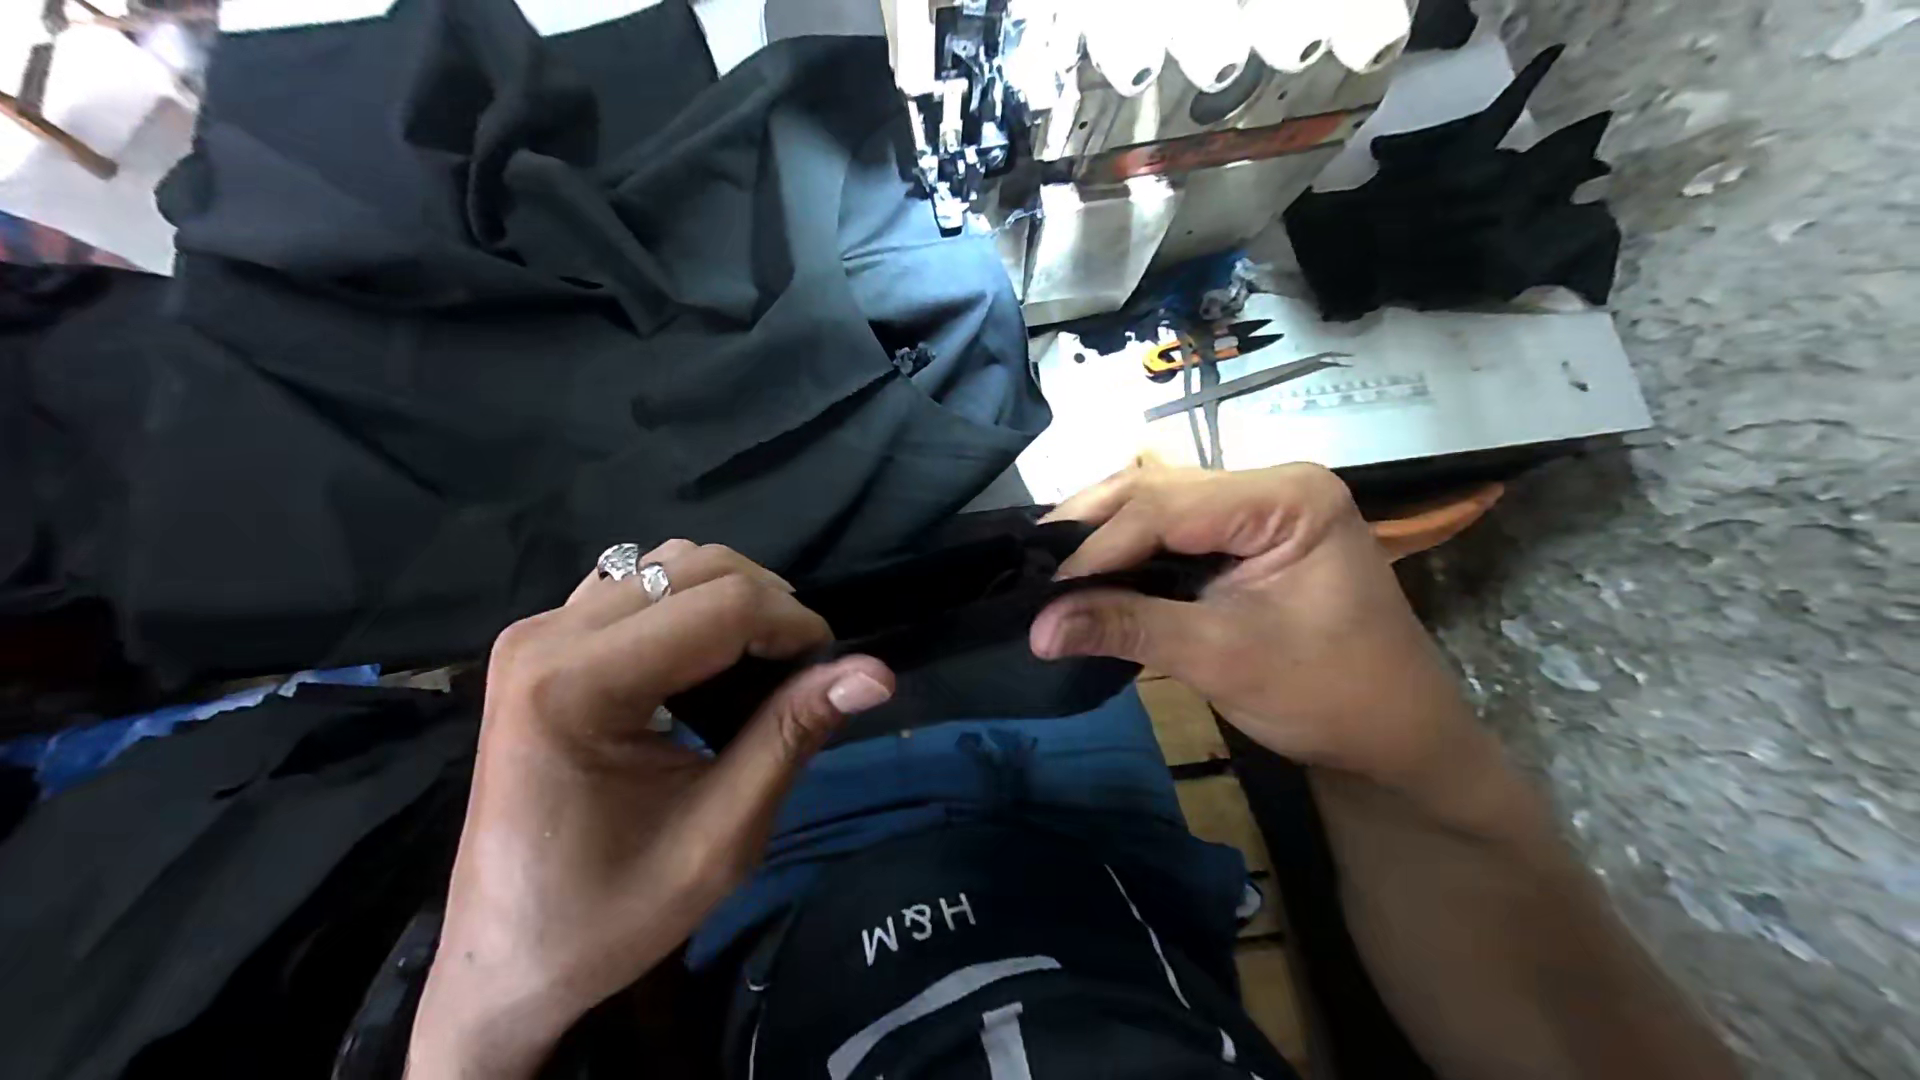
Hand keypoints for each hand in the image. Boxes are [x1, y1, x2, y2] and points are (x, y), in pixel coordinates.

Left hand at [408, 542, 894, 1079]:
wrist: (504, 959)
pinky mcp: (543, 638)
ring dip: (734, 600)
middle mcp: (549, 636)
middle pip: (700, 566)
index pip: (724, 604)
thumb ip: (794, 735)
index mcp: (576, 686)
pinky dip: (692, 603)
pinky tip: (702, 659)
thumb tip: (877, 673)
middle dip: (771, 608)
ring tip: (756, 666)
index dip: (796, 625)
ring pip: (673, 562)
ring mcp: (539, 630)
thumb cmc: (610, 913)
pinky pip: (639, 581)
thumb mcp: (722, 836)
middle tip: (800, 674)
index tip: (829, 672)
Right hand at [1030, 465, 1500, 816]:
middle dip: (1092, 528)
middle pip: (1157, 490)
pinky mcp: (1245, 533)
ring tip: (1051, 564)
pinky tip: (1090, 566)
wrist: (1397, 737)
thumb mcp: (1223, 658)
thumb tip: (1037, 628)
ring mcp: (1259, 505)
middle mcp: (1272, 484)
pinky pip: (1171, 526)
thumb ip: (1128, 627)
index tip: (1044, 592)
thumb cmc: (1330, 697)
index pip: (1167, 507)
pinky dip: (1127, 547)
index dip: (1099, 548)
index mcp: (1288, 498)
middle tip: (1033, 563)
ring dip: (1102, 532)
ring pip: (1158, 501)